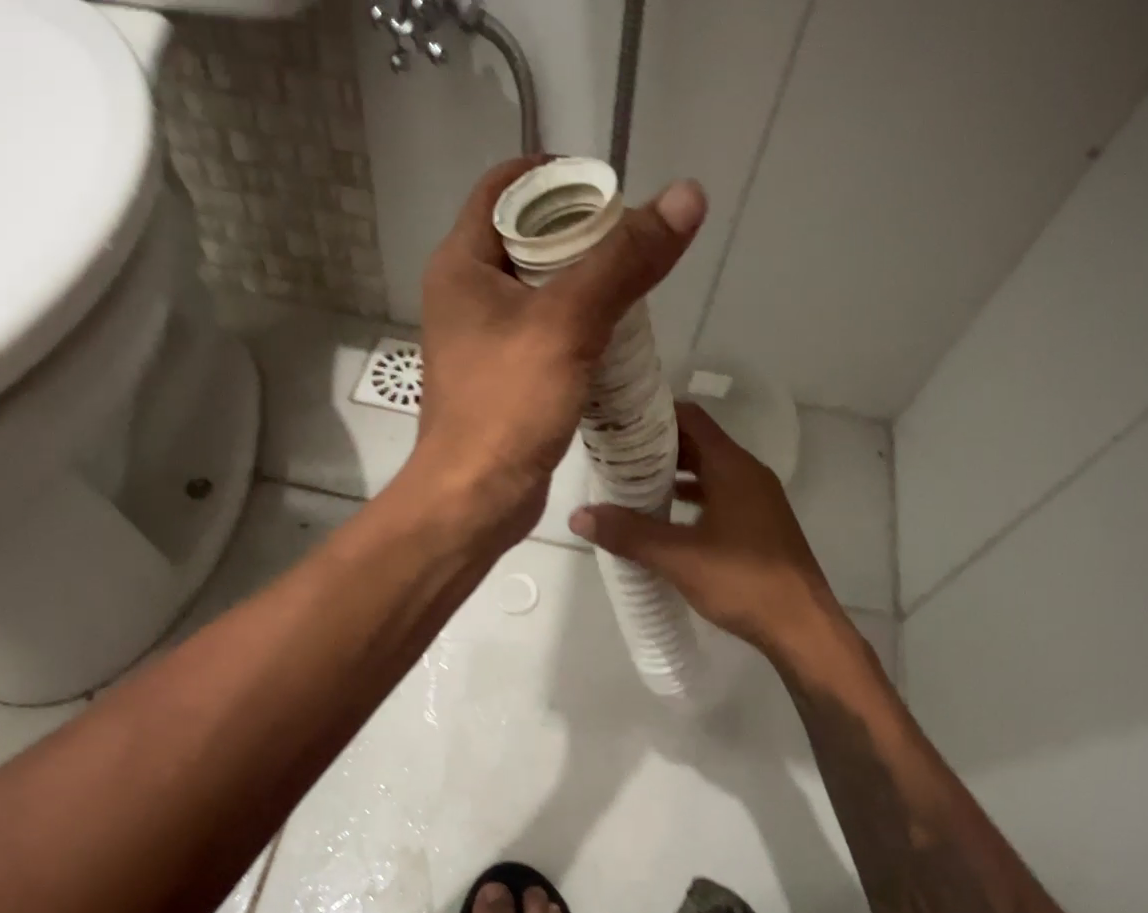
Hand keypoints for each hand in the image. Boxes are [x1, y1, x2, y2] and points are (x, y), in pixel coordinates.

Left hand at [409, 157, 706, 544]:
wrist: (474, 500)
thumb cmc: (507, 405)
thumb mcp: (569, 323)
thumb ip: (625, 260)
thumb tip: (686, 195)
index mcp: (461, 263)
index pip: (506, 187)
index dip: (558, 177)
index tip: (612, 191)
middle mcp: (466, 293)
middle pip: (529, 236)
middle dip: (583, 232)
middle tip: (636, 242)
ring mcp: (483, 338)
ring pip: (542, 287)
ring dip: (587, 282)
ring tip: (637, 284)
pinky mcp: (504, 375)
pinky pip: (547, 331)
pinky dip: (581, 325)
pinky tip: (619, 335)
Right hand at [569, 403, 841, 652]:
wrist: (801, 627)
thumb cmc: (743, 582)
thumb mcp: (678, 557)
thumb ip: (628, 533)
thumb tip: (579, 515)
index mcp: (733, 467)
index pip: (689, 417)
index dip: (652, 415)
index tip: (617, 424)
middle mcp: (748, 474)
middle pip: (697, 444)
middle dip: (655, 448)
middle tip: (613, 457)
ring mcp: (758, 501)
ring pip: (708, 472)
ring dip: (672, 476)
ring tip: (630, 487)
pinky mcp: (759, 526)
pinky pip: (719, 497)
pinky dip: (690, 499)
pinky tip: (665, 520)